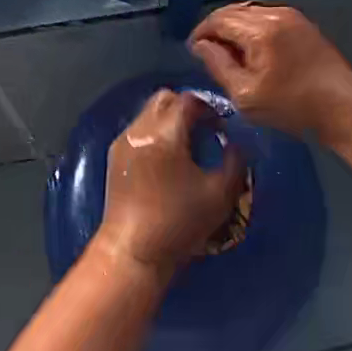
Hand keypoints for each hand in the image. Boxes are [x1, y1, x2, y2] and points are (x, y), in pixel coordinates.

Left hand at [94, 90, 245, 277]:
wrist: (133, 252)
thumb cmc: (178, 223)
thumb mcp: (220, 195)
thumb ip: (235, 162)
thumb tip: (236, 144)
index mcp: (166, 135)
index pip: (188, 100)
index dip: (208, 107)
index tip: (221, 124)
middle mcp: (140, 130)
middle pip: (164, 98)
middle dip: (186, 107)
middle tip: (204, 129)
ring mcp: (124, 141)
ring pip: (149, 112)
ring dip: (169, 119)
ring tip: (186, 145)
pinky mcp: (115, 155)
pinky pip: (138, 129)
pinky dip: (154, 132)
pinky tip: (166, 158)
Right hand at [189, 3, 351, 139]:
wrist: (343, 106)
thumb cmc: (292, 106)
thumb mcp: (246, 94)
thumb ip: (218, 65)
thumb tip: (200, 46)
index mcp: (260, 30)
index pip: (218, 19)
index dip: (200, 33)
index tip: (192, 51)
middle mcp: (275, 14)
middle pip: (232, 11)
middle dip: (215, 28)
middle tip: (206, 52)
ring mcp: (291, 15)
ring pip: (249, 11)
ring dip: (233, 27)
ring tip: (227, 52)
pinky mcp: (301, 22)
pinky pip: (266, 16)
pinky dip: (251, 28)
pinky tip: (251, 49)